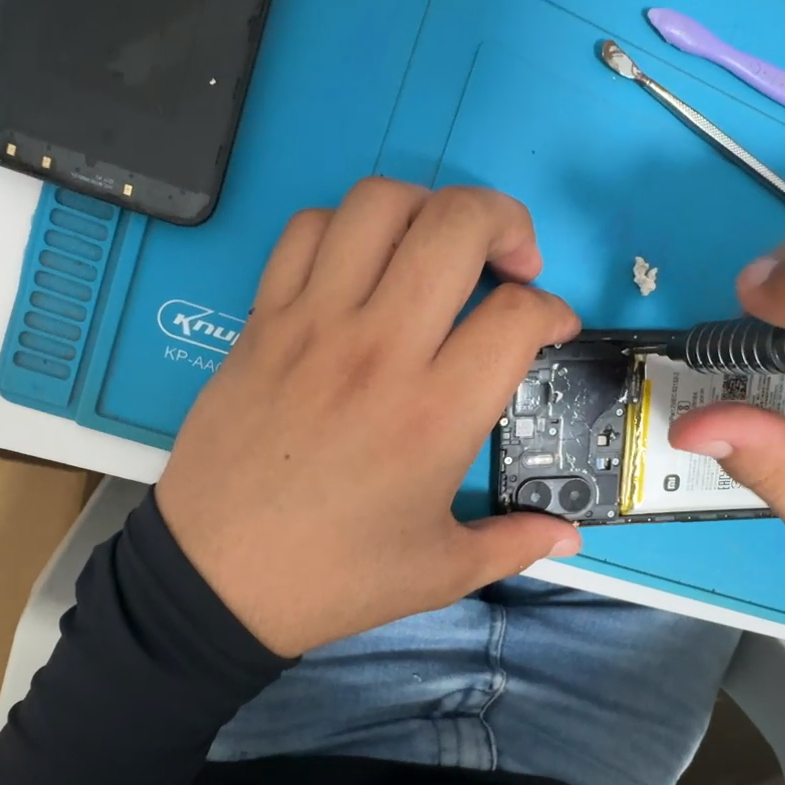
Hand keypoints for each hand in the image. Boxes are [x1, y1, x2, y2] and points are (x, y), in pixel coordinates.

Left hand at [155, 179, 582, 656]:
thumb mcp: (439, 572)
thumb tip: (568, 539)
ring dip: (427, 207)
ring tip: (439, 247)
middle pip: (457, 226)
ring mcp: (314, 325)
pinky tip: (360, 264)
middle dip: (506, 222)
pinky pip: (305, 231)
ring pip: (379, 205)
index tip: (552, 329)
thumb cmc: (332, 577)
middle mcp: (381, 349)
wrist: (216, 579)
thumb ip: (515, 546)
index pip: (518, 316)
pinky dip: (344, 226)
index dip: (555, 312)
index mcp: (437, 412)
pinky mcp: (262, 321)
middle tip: (514, 261)